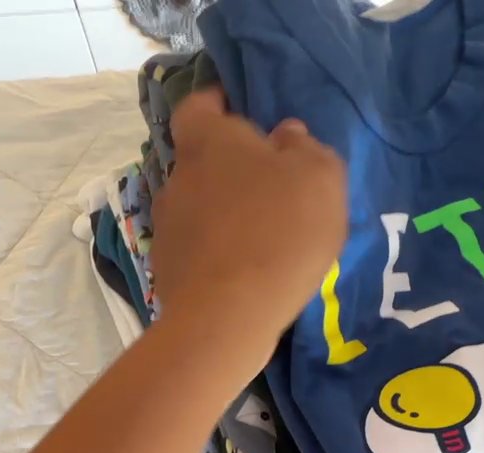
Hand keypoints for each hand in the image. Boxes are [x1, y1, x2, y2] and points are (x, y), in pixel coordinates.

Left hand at [150, 90, 346, 350]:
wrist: (225, 317)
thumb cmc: (278, 231)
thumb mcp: (319, 177)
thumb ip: (303, 148)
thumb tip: (283, 137)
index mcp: (206, 145)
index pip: (197, 107)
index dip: (217, 105)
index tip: (240, 112)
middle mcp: (174, 183)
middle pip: (200, 163)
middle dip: (229, 169)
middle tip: (269, 185)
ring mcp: (164, 230)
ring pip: (197, 208)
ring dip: (223, 213)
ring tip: (261, 234)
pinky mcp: (165, 272)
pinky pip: (194, 249)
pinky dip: (214, 251)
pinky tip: (243, 268)